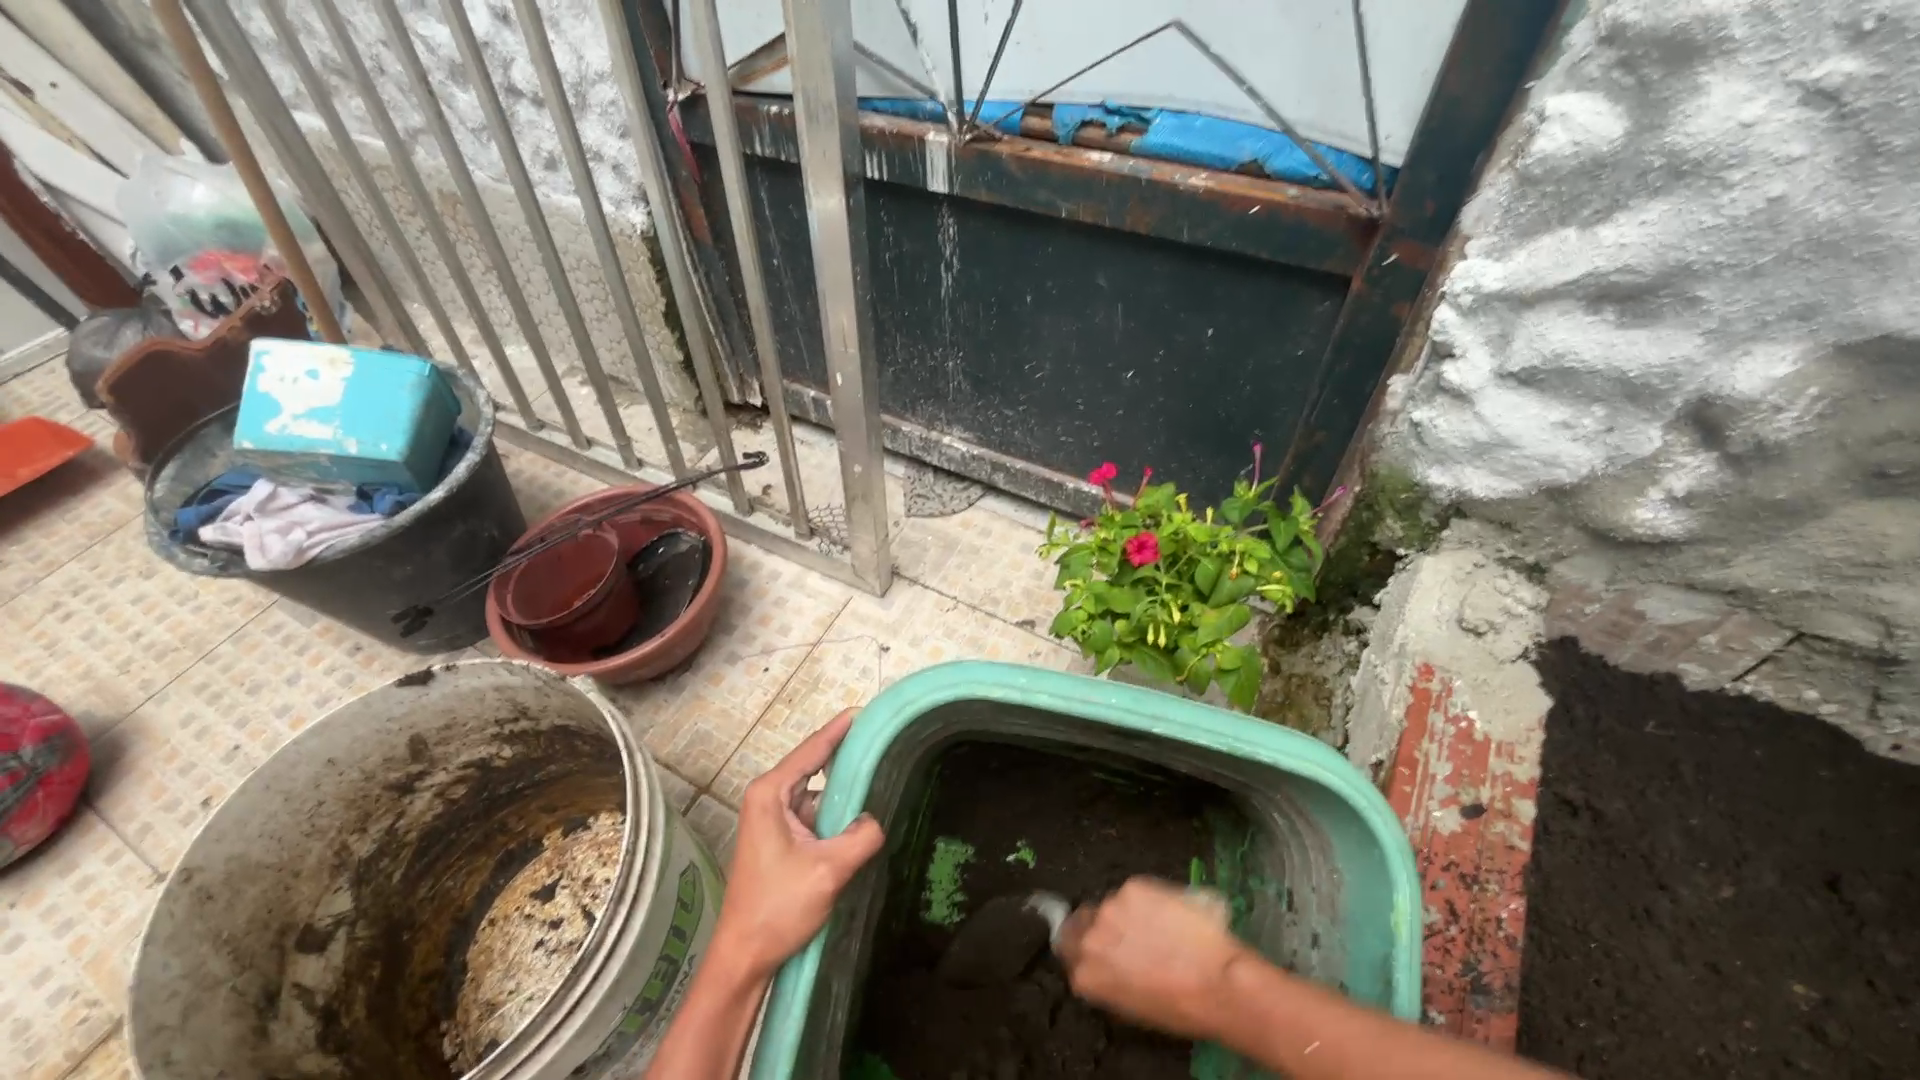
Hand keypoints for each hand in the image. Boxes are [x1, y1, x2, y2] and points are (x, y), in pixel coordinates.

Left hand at [710, 708, 884, 979]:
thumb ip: (861, 837)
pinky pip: (816, 814)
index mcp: (770, 793)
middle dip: (848, 757)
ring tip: (882, 779)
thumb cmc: (777, 909)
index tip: (867, 711)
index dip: (841, 729)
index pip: (812, 749)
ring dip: (845, 792)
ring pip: (818, 792)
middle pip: (815, 766)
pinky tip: (862, 816)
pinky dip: (837, 814)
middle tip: (885, 745)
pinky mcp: (782, 839)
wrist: (745, 955)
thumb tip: (877, 818)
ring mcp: (773, 819)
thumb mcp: (828, 870)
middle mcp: (768, 798)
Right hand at [1054, 876, 1250, 1039]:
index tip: (1104, 949)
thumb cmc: (1178, 1008)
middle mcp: (1089, 937)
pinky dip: (1148, 899)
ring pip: (1113, 904)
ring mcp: (1110, 907)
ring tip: (1157, 925)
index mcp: (1086, 974)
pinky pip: (1135, 890)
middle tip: (1127, 934)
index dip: (1088, 948)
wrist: (1215, 982)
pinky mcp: (1134, 886)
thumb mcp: (1131, 1006)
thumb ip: (1108, 980)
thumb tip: (1110, 966)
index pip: (1069, 951)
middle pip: (1082, 921)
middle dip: (1100, 926)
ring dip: (1127, 912)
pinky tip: (1169, 913)